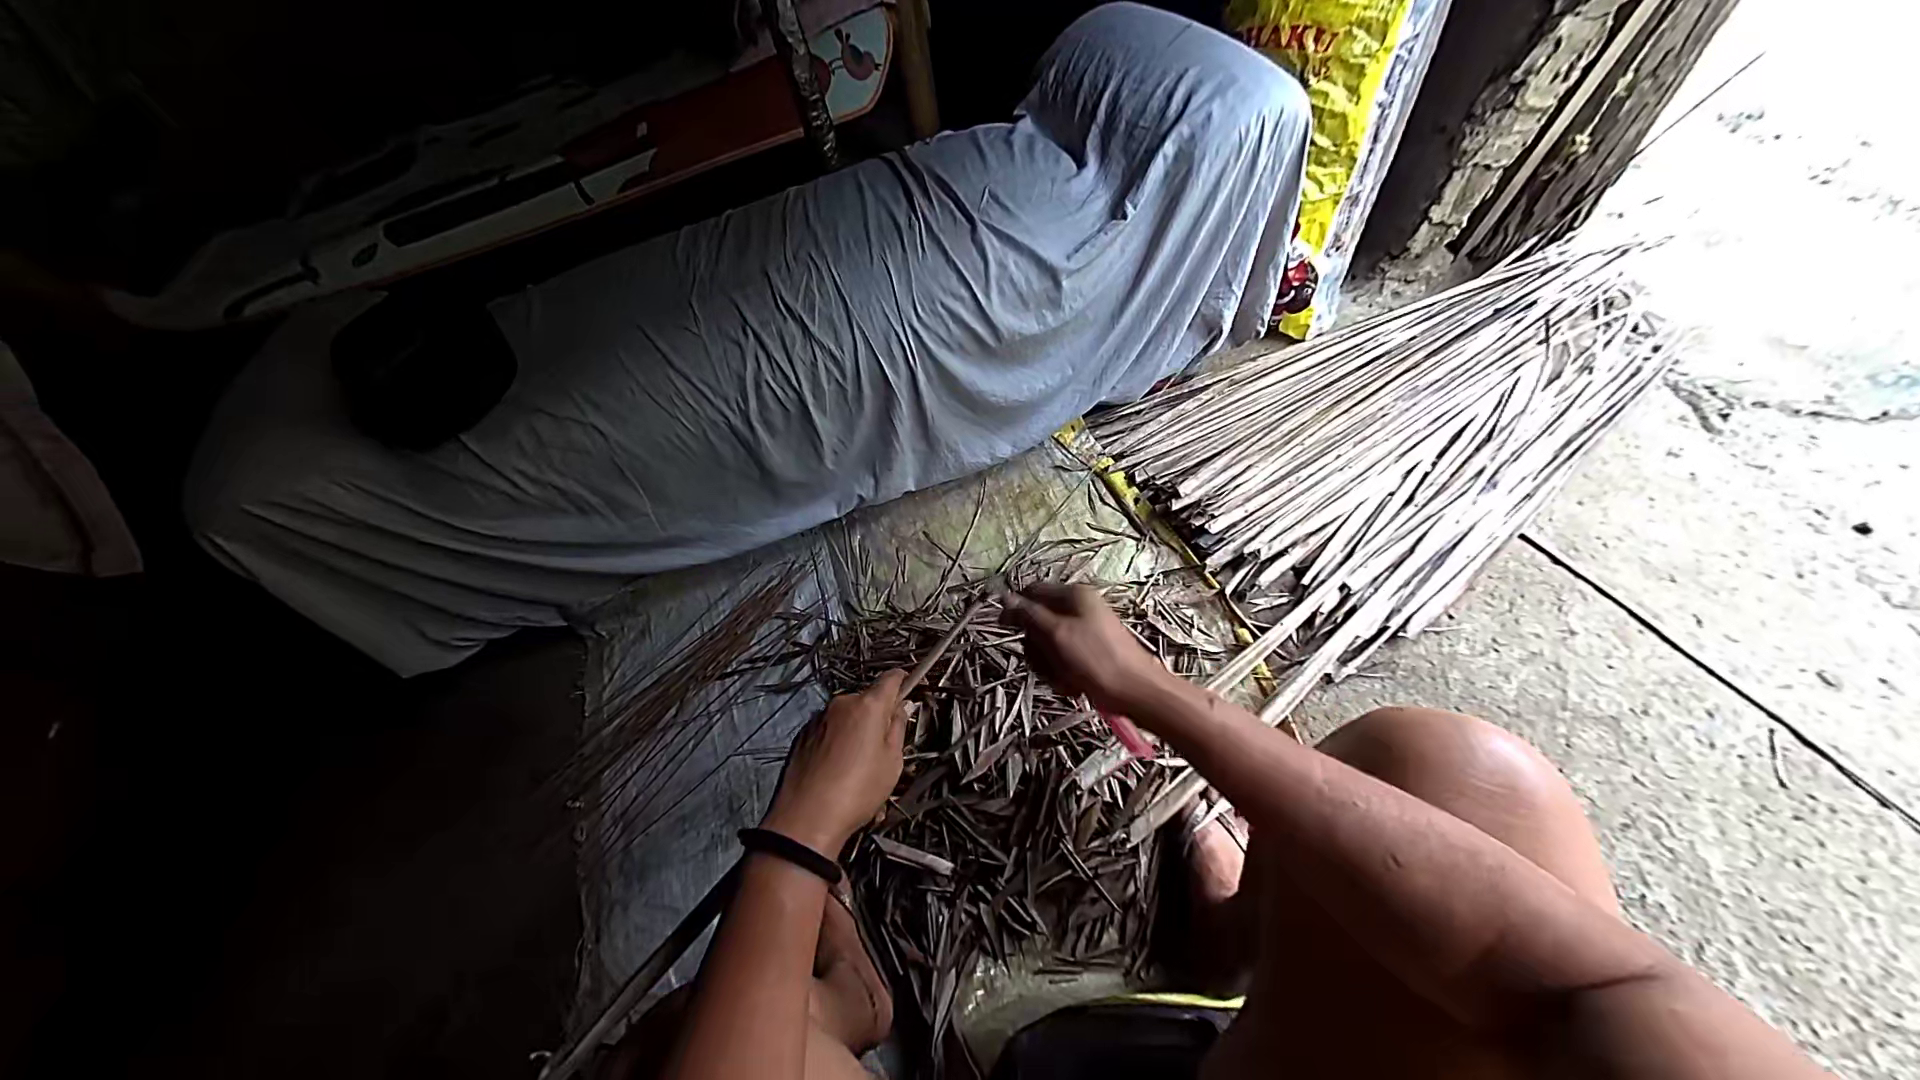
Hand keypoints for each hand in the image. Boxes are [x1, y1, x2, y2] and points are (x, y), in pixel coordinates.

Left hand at [763, 670, 909, 855]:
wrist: (806, 819)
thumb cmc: (857, 791)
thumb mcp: (892, 762)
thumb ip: (898, 728)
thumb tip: (901, 707)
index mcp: (868, 706)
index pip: (890, 678)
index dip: (902, 679)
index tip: (908, 683)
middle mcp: (841, 704)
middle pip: (867, 700)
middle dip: (878, 716)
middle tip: (886, 744)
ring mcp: (819, 719)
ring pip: (847, 717)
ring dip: (857, 731)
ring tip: (861, 767)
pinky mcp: (803, 735)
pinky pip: (830, 731)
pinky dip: (839, 743)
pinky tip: (840, 771)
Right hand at [1000, 583, 1171, 715]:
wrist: (1135, 692)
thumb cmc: (1097, 659)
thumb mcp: (1058, 634)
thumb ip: (1029, 614)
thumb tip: (1006, 598)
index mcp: (1074, 595)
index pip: (1033, 592)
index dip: (1016, 609)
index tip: (1005, 629)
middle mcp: (1079, 609)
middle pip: (1037, 622)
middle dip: (1037, 646)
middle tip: (1046, 662)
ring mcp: (1083, 632)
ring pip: (1047, 645)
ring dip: (1048, 664)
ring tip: (1063, 676)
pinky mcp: (1087, 653)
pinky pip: (1061, 660)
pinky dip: (1062, 673)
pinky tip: (1072, 683)